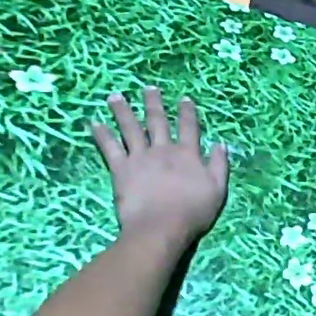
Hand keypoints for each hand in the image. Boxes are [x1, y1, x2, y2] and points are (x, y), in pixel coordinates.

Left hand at [90, 87, 228, 245]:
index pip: (189, 127)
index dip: (187, 112)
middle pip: (157, 121)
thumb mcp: (218, 189)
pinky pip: (109, 148)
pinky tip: (94, 123)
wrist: (161, 227)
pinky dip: (101, 135)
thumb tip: (221, 143)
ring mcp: (140, 157)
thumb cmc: (193, 212)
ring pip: (130, 128)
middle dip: (153, 103)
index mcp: (188, 154)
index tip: (184, 99)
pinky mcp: (121, 169)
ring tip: (114, 96)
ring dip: (122, 111)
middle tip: (148, 88)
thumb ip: (220, 164)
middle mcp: (164, 150)